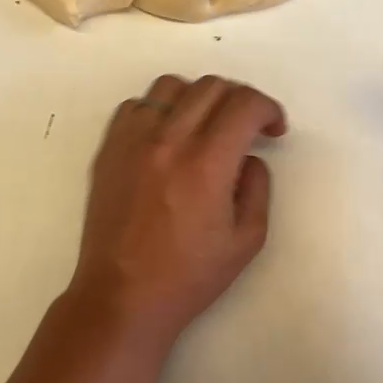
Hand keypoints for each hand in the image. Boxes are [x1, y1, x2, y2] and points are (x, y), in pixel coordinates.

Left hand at [69, 75, 287, 346]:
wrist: (122, 297)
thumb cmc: (188, 276)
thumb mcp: (247, 240)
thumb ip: (258, 187)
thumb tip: (249, 157)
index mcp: (207, 162)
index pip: (244, 104)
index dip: (268, 109)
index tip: (274, 129)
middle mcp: (168, 139)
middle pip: (212, 85)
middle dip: (240, 100)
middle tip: (247, 127)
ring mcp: (133, 140)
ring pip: (171, 85)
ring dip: (198, 97)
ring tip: (205, 125)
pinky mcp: (108, 148)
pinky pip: (136, 105)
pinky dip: (158, 109)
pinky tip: (167, 136)